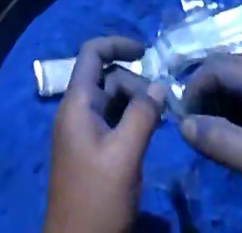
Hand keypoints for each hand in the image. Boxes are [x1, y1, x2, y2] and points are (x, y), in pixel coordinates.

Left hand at [42, 37, 167, 232]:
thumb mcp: (125, 154)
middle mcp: (76, 111)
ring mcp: (82, 132)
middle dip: (136, 83)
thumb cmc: (97, 198)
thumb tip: (159, 84)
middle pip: (107, 77)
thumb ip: (142, 115)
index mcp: (76, 103)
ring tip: (162, 119)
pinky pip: (112, 121)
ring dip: (136, 103)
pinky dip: (131, 120)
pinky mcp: (90, 151)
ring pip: (112, 100)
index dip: (118, 44)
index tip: (148, 52)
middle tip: (165, 105)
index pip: (92, 53)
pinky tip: (150, 134)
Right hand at [180, 56, 241, 232]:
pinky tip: (229, 134)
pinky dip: (234, 110)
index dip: (193, 86)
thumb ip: (219, 140)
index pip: (217, 65)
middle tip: (190, 124)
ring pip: (238, 82)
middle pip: (227, 68)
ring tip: (205, 132)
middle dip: (204, 92)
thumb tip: (181, 123)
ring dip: (218, 102)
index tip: (180, 116)